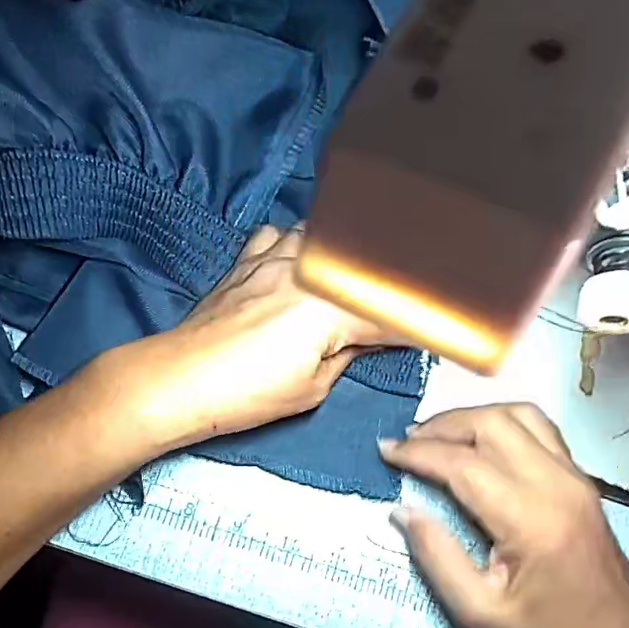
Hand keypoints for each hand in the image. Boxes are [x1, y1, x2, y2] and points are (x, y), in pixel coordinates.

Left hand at [93, 225, 402, 450]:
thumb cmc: (243, 393)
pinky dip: (297, 244)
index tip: (449, 322)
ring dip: (347, 254)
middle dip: (397, 276)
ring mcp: (275, 257)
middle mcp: (309, 268)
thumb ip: (349, 354)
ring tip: (355, 276)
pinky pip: (281, 234)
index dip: (426, 319)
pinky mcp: (247, 260)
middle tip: (413, 295)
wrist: (178, 380)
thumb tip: (368, 339)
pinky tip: (298, 263)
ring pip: (328, 235)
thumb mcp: (311, 387)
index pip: (394, 310)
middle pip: (369, 260)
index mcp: (333, 306)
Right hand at [379, 404, 628, 627]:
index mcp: (530, 520)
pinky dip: (498, 421)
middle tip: (406, 443)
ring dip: (469, 417)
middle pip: (489, 424)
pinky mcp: (579, 475)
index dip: (417, 453)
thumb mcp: (479, 612)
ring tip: (435, 435)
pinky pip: (536, 426)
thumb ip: (436, 558)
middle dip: (439, 426)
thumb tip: (402, 511)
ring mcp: (573, 475)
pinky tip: (475, 438)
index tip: (384, 451)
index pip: (462, 464)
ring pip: (516, 414)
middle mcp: (555, 485)